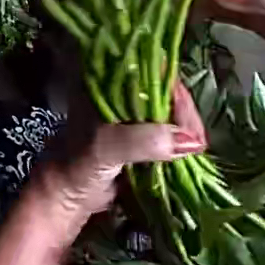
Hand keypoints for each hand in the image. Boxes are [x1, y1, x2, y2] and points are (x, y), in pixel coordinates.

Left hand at [36, 80, 207, 217]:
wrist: (68, 193)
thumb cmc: (79, 163)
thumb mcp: (107, 148)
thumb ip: (143, 141)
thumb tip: (189, 141)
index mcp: (105, 84)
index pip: (148, 71)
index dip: (172, 90)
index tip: (187, 119)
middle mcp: (119, 93)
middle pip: (164, 91)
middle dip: (184, 114)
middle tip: (197, 141)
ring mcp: (129, 115)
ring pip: (168, 113)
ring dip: (185, 129)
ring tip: (196, 150)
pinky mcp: (138, 136)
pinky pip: (167, 133)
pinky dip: (180, 142)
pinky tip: (190, 154)